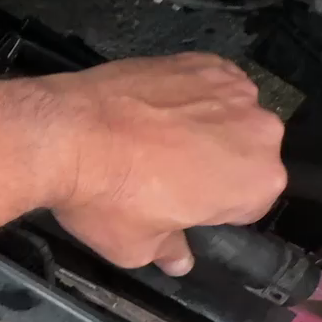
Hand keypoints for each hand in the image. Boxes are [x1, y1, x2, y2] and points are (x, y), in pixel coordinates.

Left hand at [48, 53, 285, 275]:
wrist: (63, 133)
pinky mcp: (195, 60)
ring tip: (146, 140)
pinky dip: (180, 95)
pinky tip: (145, 110)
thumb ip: (167, 252)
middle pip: (243, 153)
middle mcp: (258, 129)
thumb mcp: (134, 247)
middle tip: (158, 175)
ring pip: (224, 115)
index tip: (182, 207)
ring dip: (197, 126)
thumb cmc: (104, 193)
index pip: (249, 204)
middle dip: (210, 164)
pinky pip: (201, 82)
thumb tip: (177, 260)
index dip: (212, 209)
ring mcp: (228, 88)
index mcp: (257, 182)